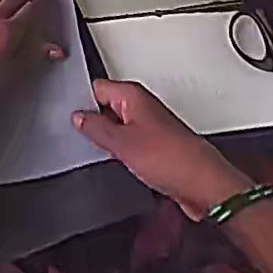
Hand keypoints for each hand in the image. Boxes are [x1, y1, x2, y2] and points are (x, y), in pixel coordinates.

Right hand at [72, 79, 251, 219]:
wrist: (202, 183)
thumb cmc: (171, 158)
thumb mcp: (122, 143)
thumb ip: (96, 128)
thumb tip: (79, 117)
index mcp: (132, 95)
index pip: (97, 88)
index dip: (82, 102)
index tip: (71, 116)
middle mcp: (142, 105)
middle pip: (106, 106)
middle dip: (95, 122)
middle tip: (86, 138)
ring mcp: (149, 124)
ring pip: (117, 126)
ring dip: (109, 139)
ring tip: (103, 152)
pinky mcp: (155, 143)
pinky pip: (129, 141)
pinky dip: (122, 151)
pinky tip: (118, 162)